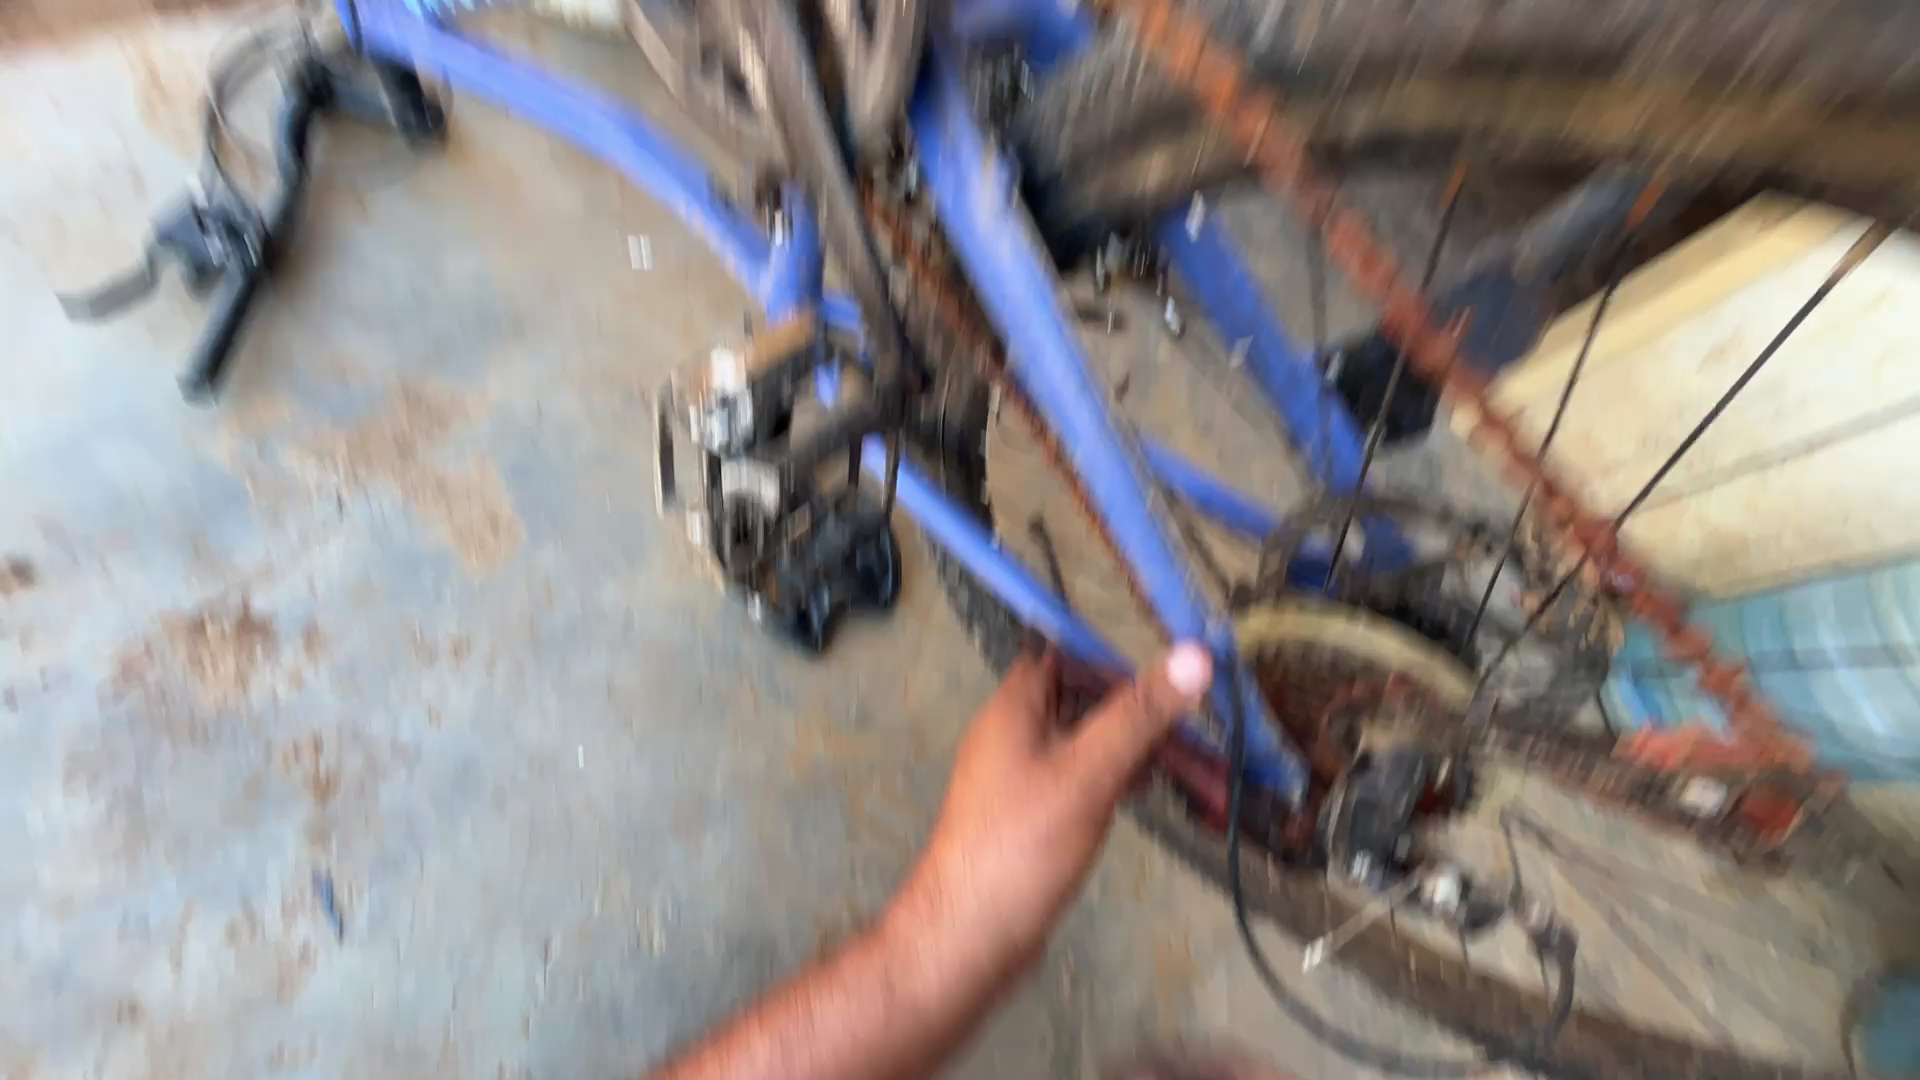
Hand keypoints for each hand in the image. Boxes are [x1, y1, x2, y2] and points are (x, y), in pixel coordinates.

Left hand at [892, 645, 1213, 977]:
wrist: (968, 933)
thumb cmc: (1024, 841)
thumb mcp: (1088, 773)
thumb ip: (1138, 715)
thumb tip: (1194, 655)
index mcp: (1016, 704)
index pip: (1065, 654)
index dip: (1114, 660)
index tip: (1167, 677)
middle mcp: (1013, 729)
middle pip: (1082, 699)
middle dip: (1139, 712)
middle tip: (1197, 733)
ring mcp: (1020, 771)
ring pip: (1086, 740)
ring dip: (1135, 748)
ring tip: (1196, 770)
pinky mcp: (1029, 809)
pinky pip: (1078, 775)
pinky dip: (1113, 776)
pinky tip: (1147, 791)